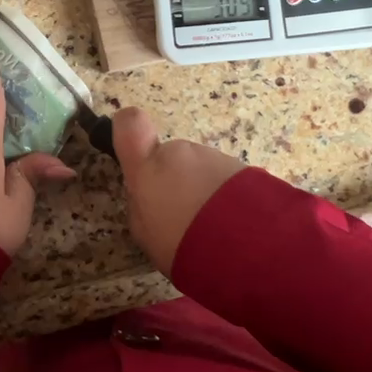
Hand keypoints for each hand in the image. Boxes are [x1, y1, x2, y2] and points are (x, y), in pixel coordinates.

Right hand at [111, 107, 248, 274]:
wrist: (246, 246)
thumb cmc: (183, 243)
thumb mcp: (146, 235)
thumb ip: (141, 206)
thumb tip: (148, 195)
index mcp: (148, 168)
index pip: (129, 124)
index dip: (126, 129)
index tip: (130, 145)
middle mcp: (178, 153)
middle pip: (169, 157)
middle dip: (174, 179)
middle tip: (183, 215)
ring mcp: (212, 157)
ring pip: (198, 168)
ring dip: (201, 189)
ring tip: (213, 225)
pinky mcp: (242, 166)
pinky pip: (222, 177)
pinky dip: (224, 194)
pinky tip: (232, 223)